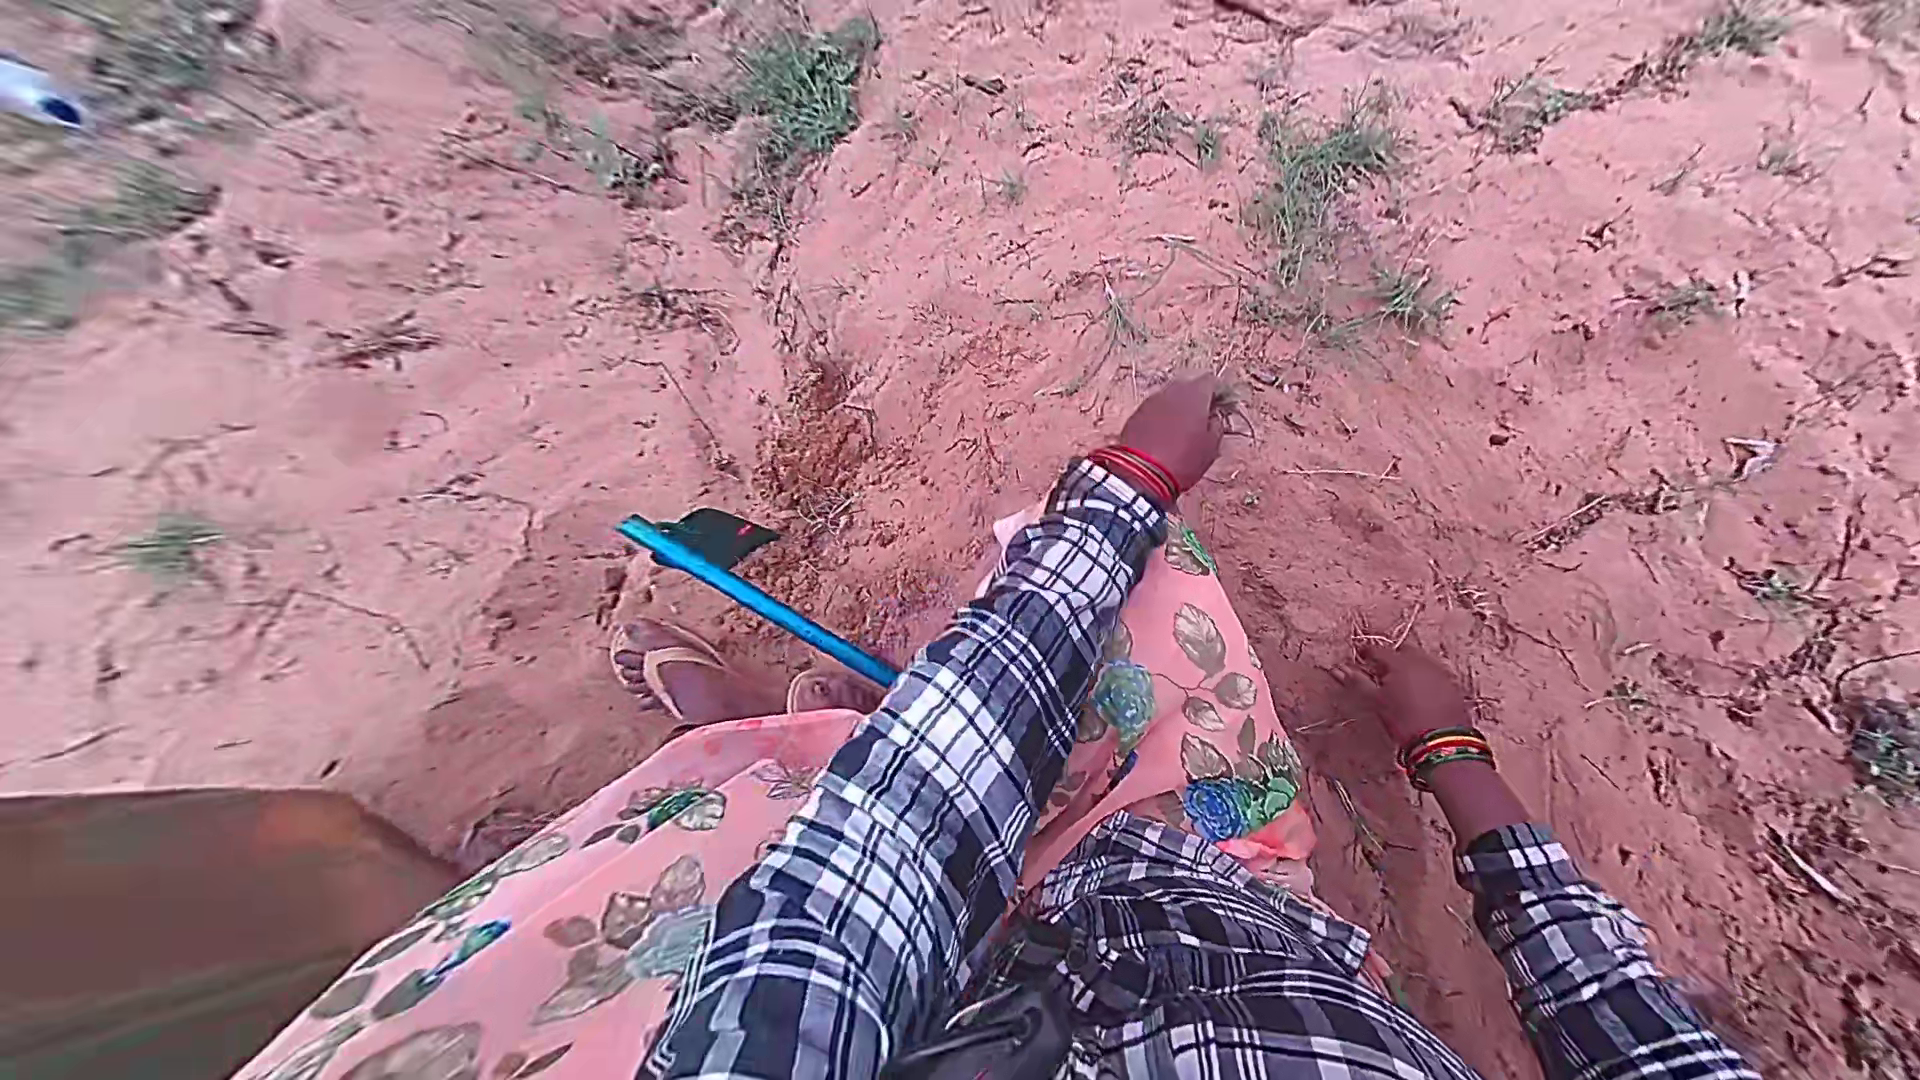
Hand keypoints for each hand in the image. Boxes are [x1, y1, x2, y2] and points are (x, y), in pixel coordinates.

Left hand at [1115, 376, 1226, 492]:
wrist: (1140, 474)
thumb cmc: (1182, 460)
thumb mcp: (1211, 447)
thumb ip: (1217, 425)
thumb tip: (1213, 417)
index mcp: (1195, 394)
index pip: (1211, 381)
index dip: (1219, 393)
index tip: (1222, 406)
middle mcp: (1171, 392)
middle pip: (1188, 387)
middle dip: (1196, 399)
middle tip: (1202, 417)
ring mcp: (1149, 402)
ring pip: (1169, 398)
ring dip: (1177, 408)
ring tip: (1182, 428)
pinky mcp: (1134, 415)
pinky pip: (1153, 410)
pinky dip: (1160, 417)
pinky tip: (1163, 434)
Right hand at [1357, 642, 1474, 749]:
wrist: (1443, 743)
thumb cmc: (1403, 720)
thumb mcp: (1375, 700)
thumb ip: (1357, 681)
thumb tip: (1338, 669)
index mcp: (1401, 663)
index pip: (1378, 649)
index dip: (1366, 652)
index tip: (1359, 657)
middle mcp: (1424, 663)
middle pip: (1403, 651)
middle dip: (1391, 657)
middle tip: (1379, 670)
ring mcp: (1442, 675)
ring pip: (1422, 662)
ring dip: (1409, 667)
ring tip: (1398, 682)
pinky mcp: (1455, 688)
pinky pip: (1435, 675)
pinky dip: (1424, 677)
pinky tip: (1418, 691)